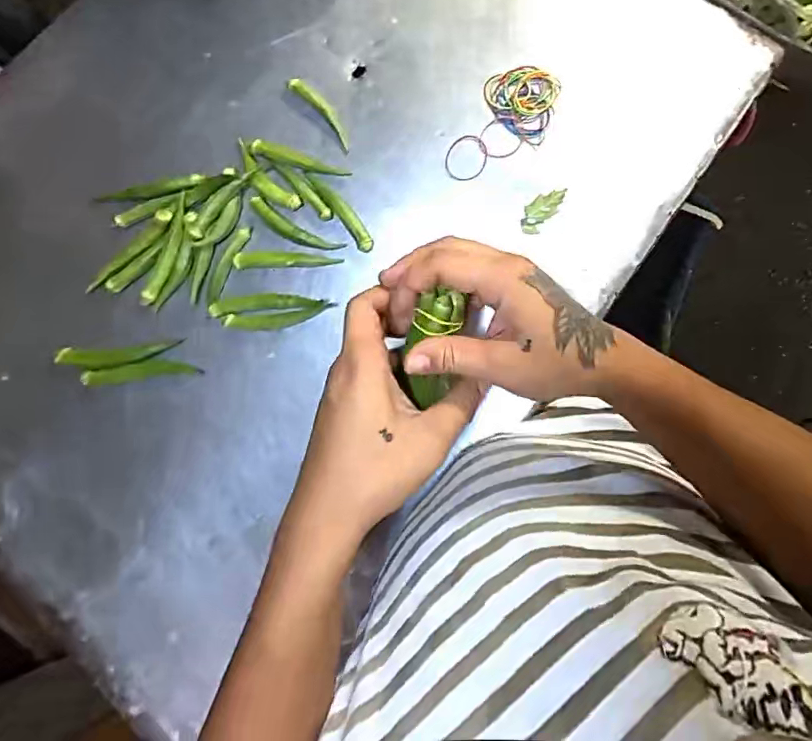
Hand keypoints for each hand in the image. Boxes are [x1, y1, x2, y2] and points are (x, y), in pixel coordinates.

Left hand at [285, 286, 482, 545]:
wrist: (325, 520)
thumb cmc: (376, 471)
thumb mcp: (433, 435)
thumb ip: (463, 398)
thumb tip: (486, 369)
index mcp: (361, 364)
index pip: (364, 303)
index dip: (393, 291)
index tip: (429, 299)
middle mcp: (345, 369)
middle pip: (371, 323)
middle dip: (409, 318)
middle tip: (448, 326)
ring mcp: (341, 390)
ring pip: (373, 350)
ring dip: (406, 347)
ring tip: (444, 356)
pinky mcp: (343, 409)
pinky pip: (369, 372)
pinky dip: (396, 369)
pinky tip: (424, 391)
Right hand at [379, 237, 626, 402]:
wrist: (599, 360)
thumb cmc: (556, 364)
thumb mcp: (502, 367)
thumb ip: (453, 357)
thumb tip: (407, 357)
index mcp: (503, 277)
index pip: (442, 263)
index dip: (411, 284)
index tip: (398, 317)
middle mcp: (507, 262)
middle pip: (449, 247)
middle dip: (414, 265)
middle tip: (387, 289)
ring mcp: (514, 267)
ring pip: (461, 252)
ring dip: (430, 266)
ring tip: (403, 291)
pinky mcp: (516, 278)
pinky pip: (474, 265)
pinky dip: (449, 275)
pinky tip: (435, 299)